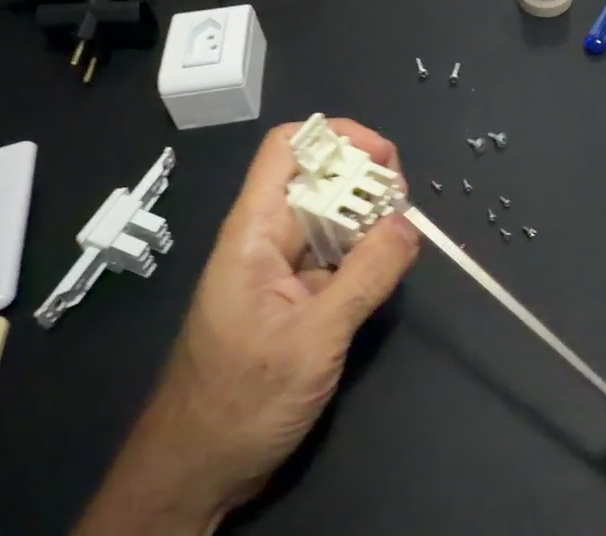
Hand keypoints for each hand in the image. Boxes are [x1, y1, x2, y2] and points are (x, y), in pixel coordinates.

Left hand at [75, 120, 419, 535]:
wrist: (197, 468)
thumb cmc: (242, 400)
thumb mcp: (314, 338)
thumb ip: (365, 278)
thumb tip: (409, 224)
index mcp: (254, 232)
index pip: (287, 150)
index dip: (336, 137)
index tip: (386, 159)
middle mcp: (265, 240)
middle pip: (315, 181)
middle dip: (364, 181)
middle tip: (405, 207)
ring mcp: (278, 271)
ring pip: (327, 220)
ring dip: (367, 219)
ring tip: (405, 235)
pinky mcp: (292, 300)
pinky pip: (332, 258)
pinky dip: (362, 255)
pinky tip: (389, 267)